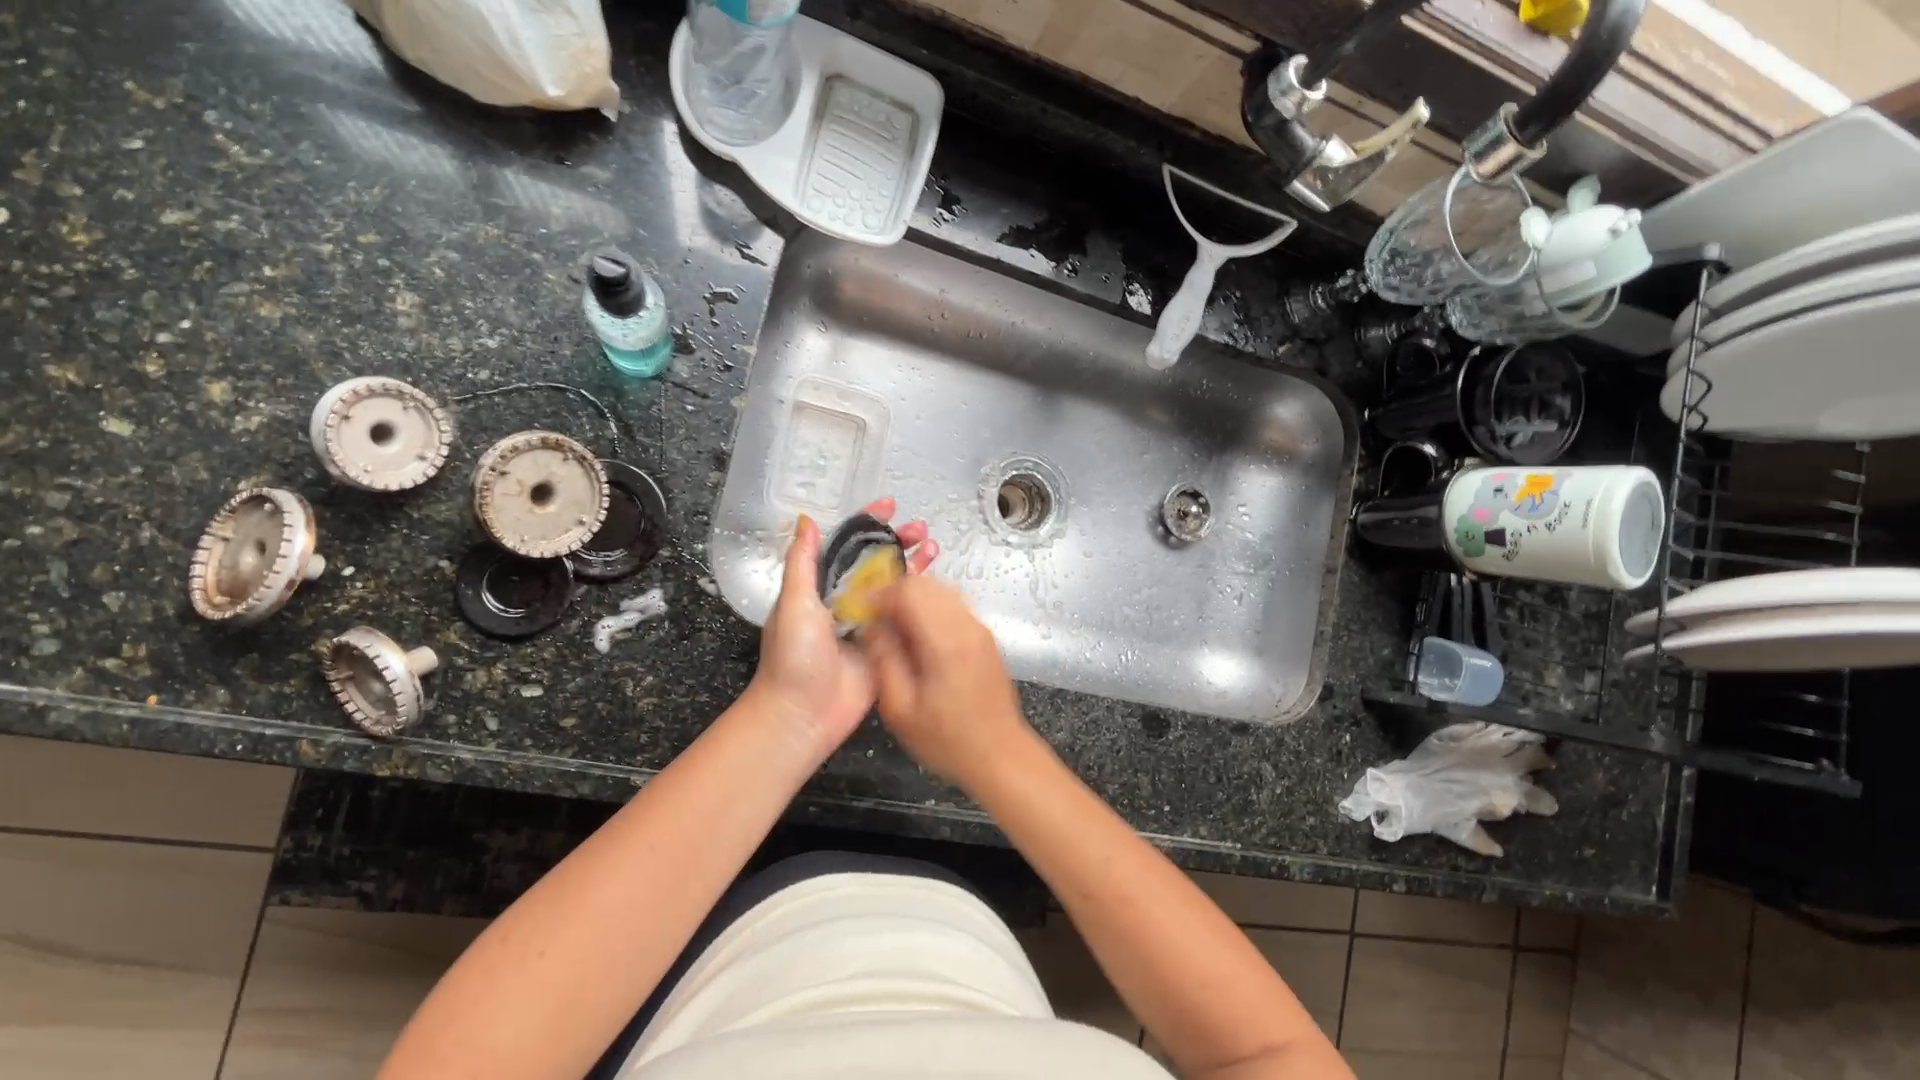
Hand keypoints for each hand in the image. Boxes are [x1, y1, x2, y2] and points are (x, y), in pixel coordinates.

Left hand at [746, 498, 937, 762]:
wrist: (803, 714)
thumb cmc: (792, 657)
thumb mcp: (792, 603)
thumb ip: (802, 562)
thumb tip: (807, 520)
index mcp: (819, 587)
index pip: (845, 546)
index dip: (866, 523)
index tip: (888, 505)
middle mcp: (844, 602)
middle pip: (875, 563)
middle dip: (897, 542)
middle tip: (921, 528)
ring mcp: (866, 625)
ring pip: (894, 587)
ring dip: (913, 566)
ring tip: (934, 547)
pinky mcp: (885, 649)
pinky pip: (904, 619)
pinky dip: (921, 601)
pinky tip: (937, 585)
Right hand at [861, 575, 1031, 784]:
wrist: (1000, 756)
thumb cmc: (947, 740)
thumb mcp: (901, 710)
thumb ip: (884, 660)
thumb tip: (871, 626)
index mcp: (946, 642)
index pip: (909, 590)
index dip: (877, 595)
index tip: (858, 614)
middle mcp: (967, 626)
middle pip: (926, 584)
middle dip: (893, 595)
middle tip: (872, 621)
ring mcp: (980, 629)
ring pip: (941, 589)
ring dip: (912, 600)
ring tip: (893, 628)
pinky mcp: (985, 637)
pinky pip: (953, 605)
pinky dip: (930, 608)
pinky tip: (918, 636)